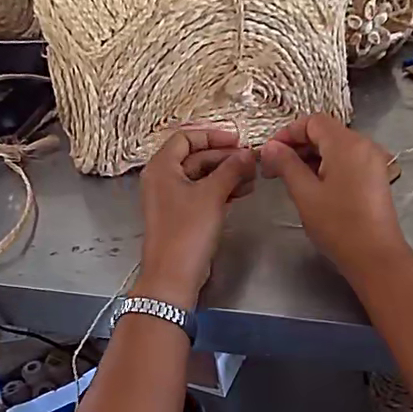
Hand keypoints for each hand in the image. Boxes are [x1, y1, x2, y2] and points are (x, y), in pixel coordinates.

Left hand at [136, 127, 256, 308]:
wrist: (173, 275)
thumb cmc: (187, 232)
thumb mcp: (212, 195)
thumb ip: (231, 169)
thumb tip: (248, 154)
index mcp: (161, 167)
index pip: (186, 137)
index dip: (212, 136)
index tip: (237, 141)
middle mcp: (162, 179)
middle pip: (195, 157)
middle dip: (224, 157)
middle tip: (250, 161)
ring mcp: (171, 199)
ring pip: (201, 176)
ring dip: (226, 174)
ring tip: (251, 178)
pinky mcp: (181, 216)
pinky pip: (202, 194)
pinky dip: (220, 190)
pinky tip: (241, 192)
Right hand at [258, 114, 409, 280]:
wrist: (375, 256)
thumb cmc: (337, 224)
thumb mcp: (305, 193)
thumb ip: (286, 164)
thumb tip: (270, 146)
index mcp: (347, 144)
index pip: (313, 122)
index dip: (288, 133)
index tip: (270, 152)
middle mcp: (364, 145)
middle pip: (326, 132)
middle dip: (298, 146)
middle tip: (274, 169)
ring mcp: (373, 161)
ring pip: (336, 148)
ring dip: (311, 157)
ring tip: (290, 180)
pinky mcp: (376, 177)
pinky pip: (348, 161)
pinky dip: (328, 167)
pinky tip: (313, 187)